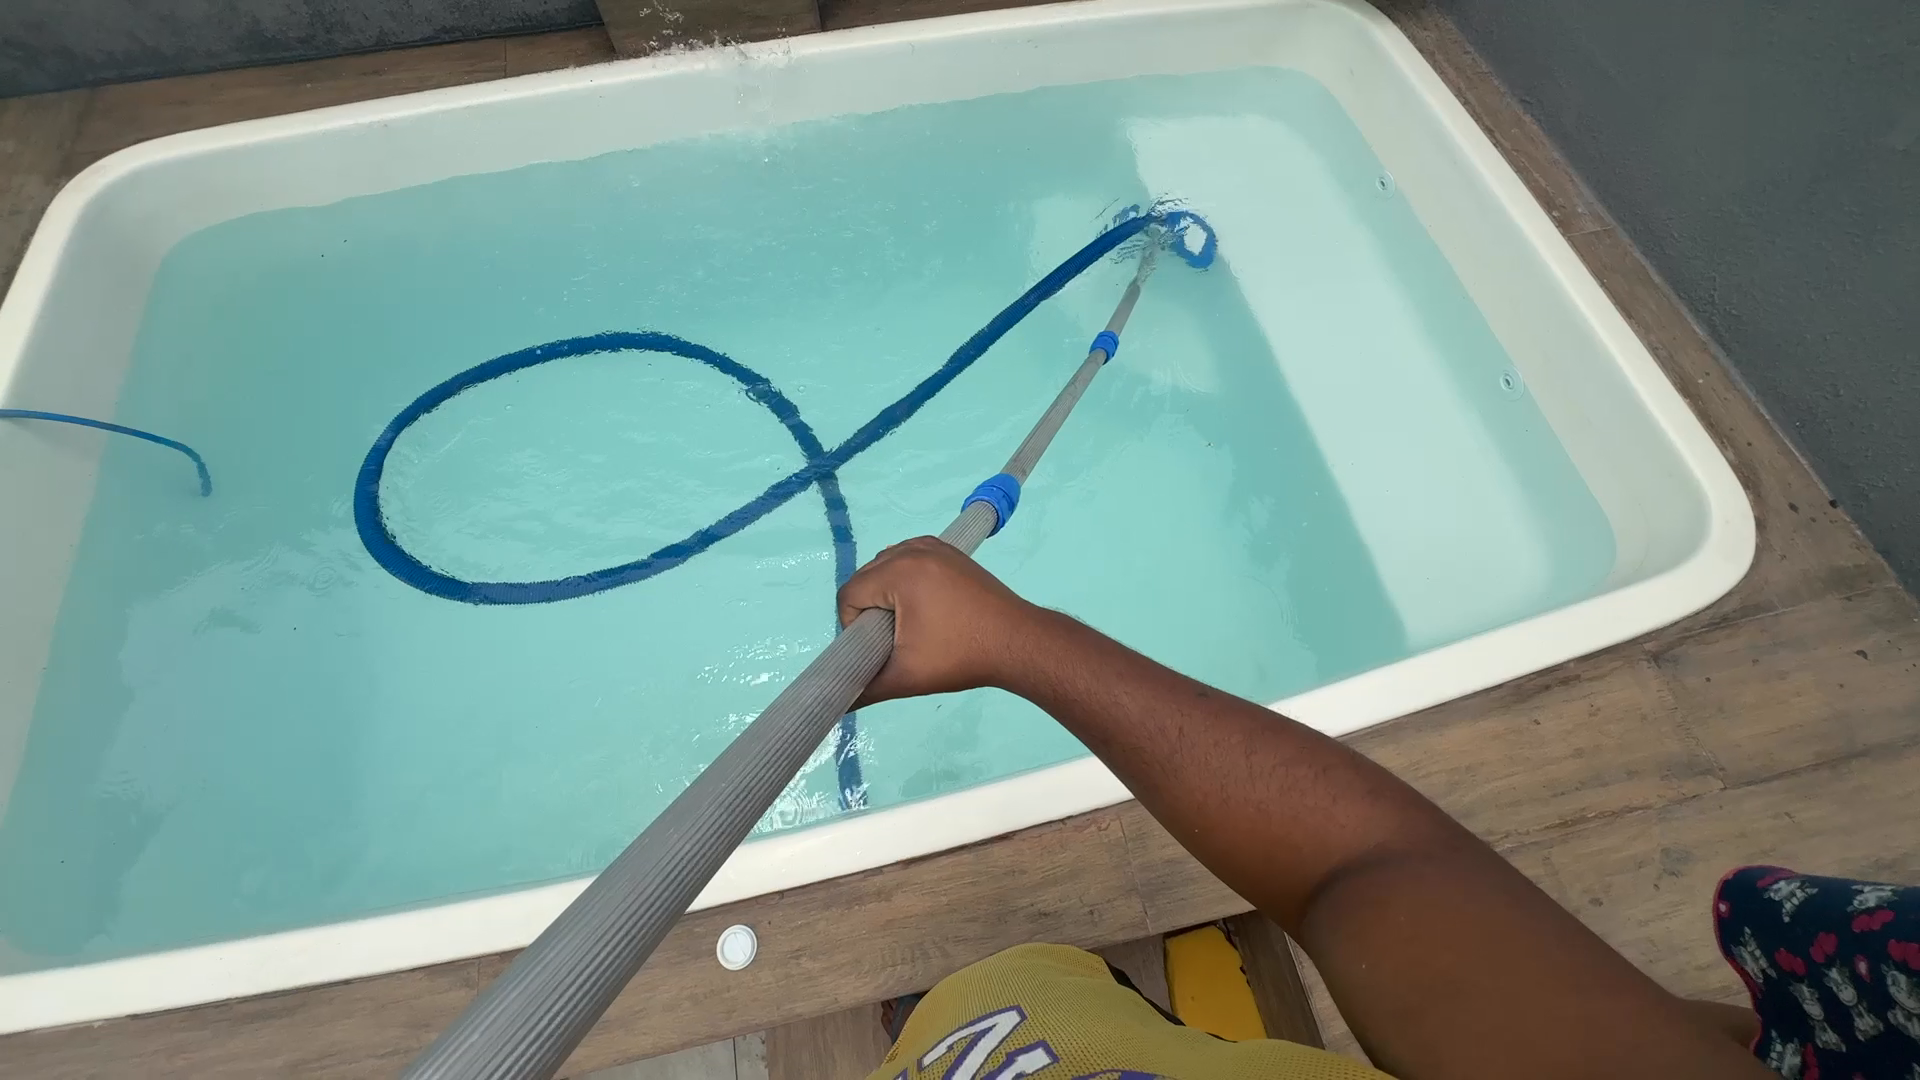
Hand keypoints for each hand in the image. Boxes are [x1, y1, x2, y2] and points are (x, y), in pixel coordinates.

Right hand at [836, 536, 1045, 706]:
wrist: (1016, 642)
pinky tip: (923, 603)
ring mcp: (934, 546)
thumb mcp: (907, 677)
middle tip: (891, 638)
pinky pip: (910, 556)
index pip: (849, 593)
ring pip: (887, 564)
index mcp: (899, 573)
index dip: (852, 624)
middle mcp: (913, 549)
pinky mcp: (950, 551)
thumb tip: (840, 703)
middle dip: (868, 606)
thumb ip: (867, 689)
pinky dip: (906, 576)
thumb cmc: (960, 657)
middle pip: (866, 575)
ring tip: (907, 622)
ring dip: (886, 590)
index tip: (876, 647)